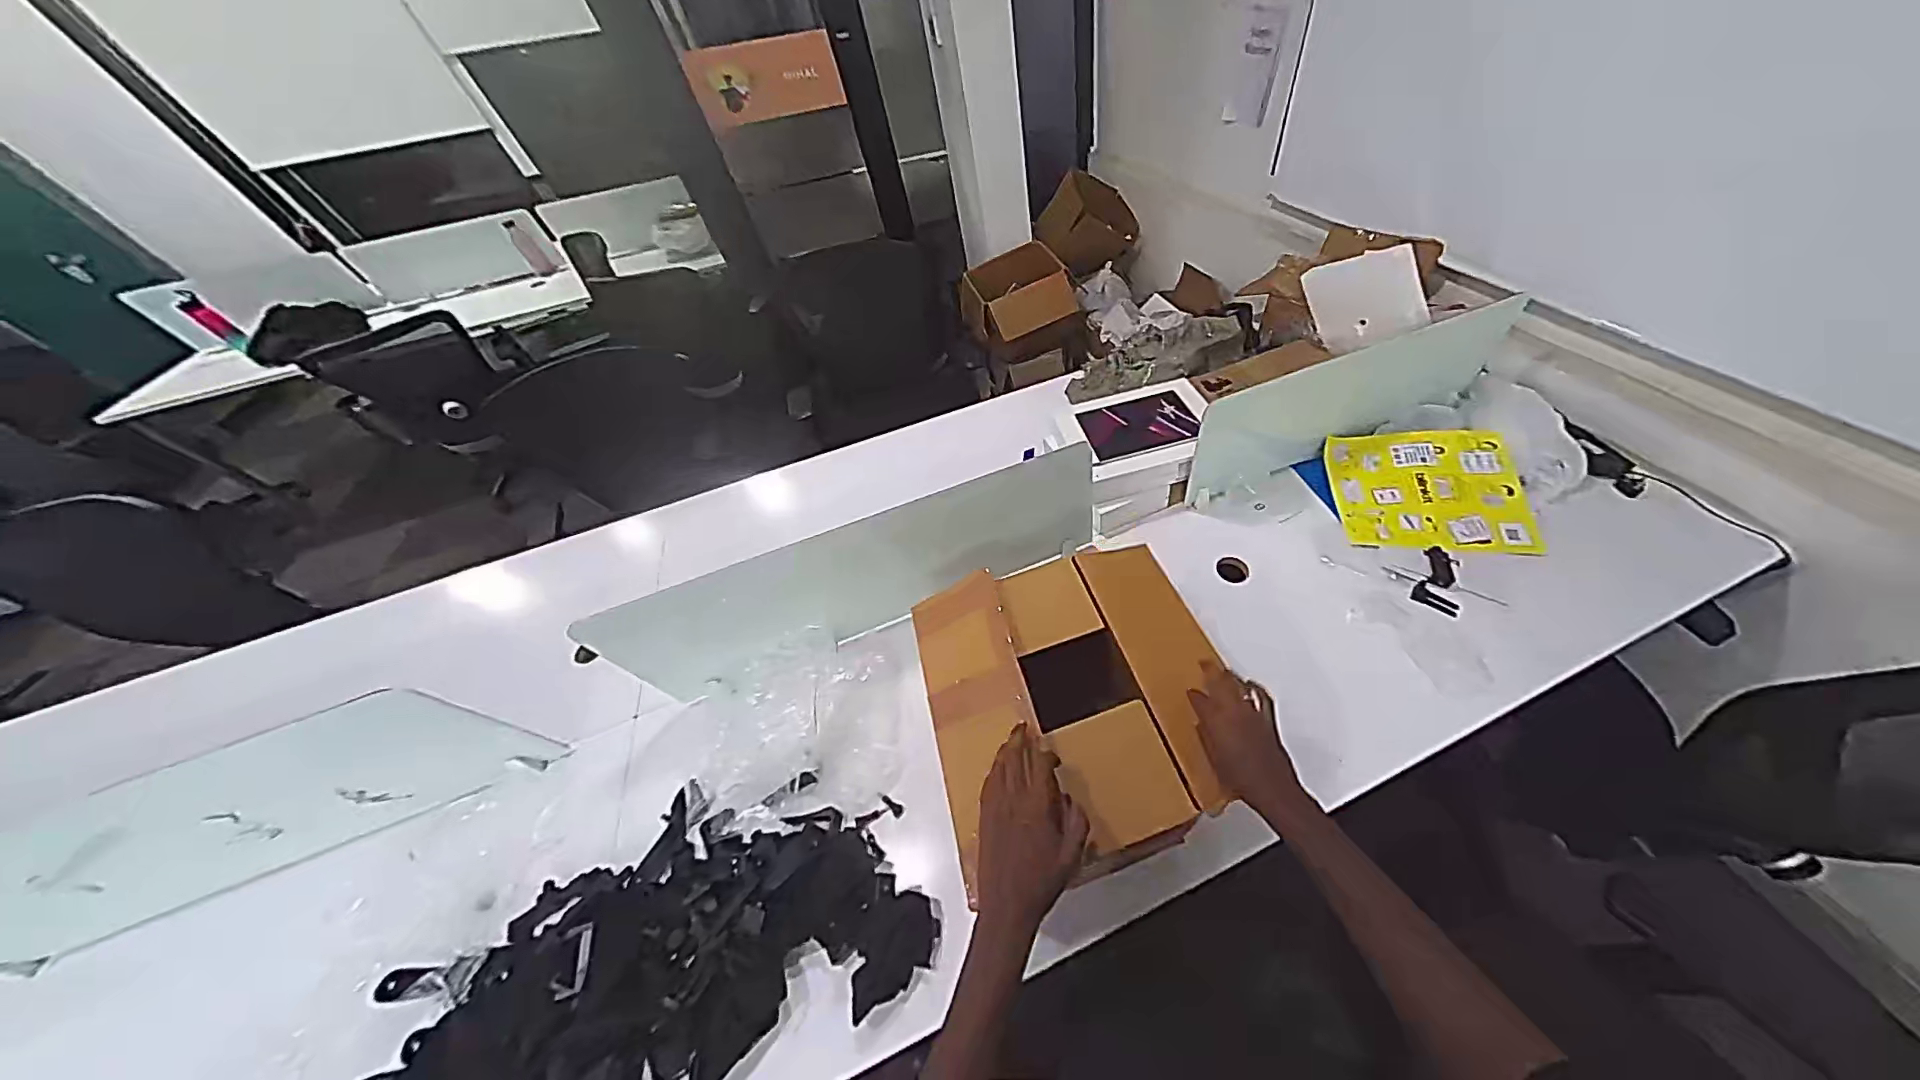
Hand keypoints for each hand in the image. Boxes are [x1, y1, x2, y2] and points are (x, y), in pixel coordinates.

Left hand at [975, 724, 1089, 933]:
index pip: (1039, 765)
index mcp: (1036, 805)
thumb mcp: (1072, 854)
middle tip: (1024, 728)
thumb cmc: (1041, 881)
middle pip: (1014, 758)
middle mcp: (1013, 799)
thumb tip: (1071, 800)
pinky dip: (995, 769)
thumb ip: (1077, 822)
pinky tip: (998, 768)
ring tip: (1012, 740)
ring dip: (1005, 750)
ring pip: (999, 767)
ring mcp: (995, 806)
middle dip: (1020, 740)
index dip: (1046, 755)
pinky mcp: (984, 815)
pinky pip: (989, 782)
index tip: (1053, 757)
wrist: (1007, 904)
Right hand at [1188, 660, 1315, 823]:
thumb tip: (1201, 726)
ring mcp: (1252, 714)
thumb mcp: (1213, 759)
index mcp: (1215, 721)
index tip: (1190, 691)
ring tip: (1225, 669)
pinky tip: (1252, 685)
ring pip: (1239, 686)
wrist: (1271, 788)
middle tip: (1205, 663)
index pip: (1200, 699)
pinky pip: (1260, 697)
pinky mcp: (1267, 719)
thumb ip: (1205, 737)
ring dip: (1231, 676)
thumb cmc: (1241, 779)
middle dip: (1211, 671)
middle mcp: (1234, 713)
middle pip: (1220, 683)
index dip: (1194, 695)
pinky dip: (1255, 689)